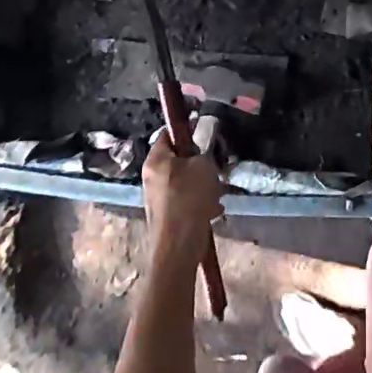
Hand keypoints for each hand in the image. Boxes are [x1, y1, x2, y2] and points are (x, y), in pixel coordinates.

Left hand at [141, 132, 223, 261]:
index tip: (208, 132)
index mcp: (156, 160)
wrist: (180, 243)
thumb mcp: (203, 165)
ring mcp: (160, 196)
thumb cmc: (190, 197)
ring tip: (218, 189)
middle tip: (217, 164)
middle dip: (202, 161)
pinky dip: (202, 199)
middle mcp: (153, 176)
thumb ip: (204, 150)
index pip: (169, 134)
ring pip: (187, 179)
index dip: (188, 130)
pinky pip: (188, 198)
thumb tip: (201, 147)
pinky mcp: (169, 213)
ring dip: (206, 182)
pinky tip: (214, 207)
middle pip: (180, 158)